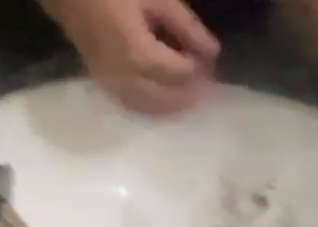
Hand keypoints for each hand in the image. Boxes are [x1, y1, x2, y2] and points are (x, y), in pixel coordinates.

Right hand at [42, 0, 219, 114]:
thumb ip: (186, 27)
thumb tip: (213, 52)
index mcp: (138, 52)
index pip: (176, 73)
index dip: (196, 70)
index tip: (210, 63)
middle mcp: (124, 77)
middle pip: (163, 97)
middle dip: (187, 95)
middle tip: (207, 89)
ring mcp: (111, 85)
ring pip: (147, 108)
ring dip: (170, 107)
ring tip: (190, 99)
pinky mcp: (104, 86)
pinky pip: (131, 106)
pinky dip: (151, 108)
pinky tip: (164, 102)